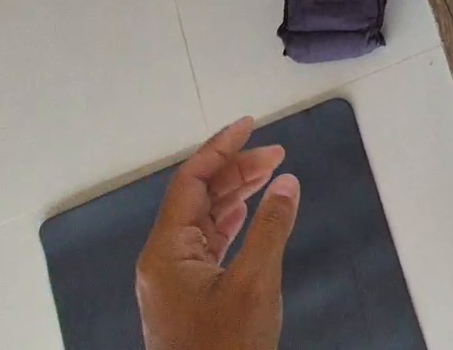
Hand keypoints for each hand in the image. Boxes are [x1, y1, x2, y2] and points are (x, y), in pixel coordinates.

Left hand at [136, 117, 301, 349]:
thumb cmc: (226, 345)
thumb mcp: (255, 282)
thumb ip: (271, 226)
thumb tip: (288, 181)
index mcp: (167, 251)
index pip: (191, 181)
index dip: (220, 147)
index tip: (251, 124)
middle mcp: (165, 259)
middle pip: (198, 196)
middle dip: (237, 168)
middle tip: (279, 154)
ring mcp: (176, 278)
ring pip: (206, 216)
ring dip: (238, 190)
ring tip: (274, 172)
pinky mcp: (192, 293)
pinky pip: (211, 238)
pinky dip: (235, 216)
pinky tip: (253, 206)